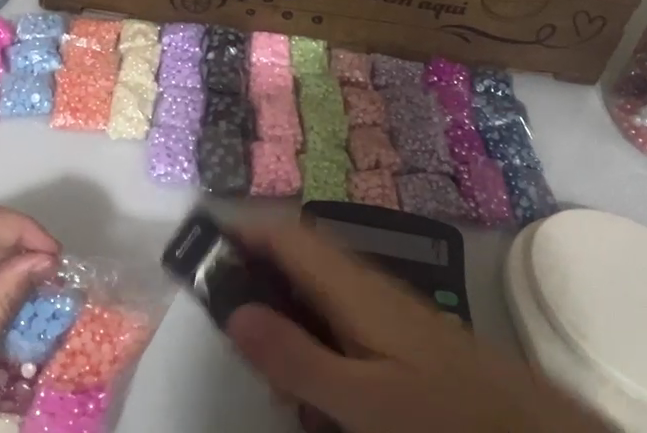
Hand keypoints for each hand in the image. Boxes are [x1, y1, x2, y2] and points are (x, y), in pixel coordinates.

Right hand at [224, 222, 607, 432]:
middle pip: (297, 257)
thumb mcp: (362, 401)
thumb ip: (296, 357)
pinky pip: (341, 317)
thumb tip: (234, 310)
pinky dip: (314, 339)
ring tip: (273, 371)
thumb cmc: (445, 414)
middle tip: (232, 330)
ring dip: (285, 315)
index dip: (242, 232)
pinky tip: (319, 387)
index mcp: (353, 287)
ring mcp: (387, 306)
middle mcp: (368, 283)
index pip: (286, 235)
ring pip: (318, 290)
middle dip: (257, 281)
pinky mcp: (401, 331)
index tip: (201, 252)